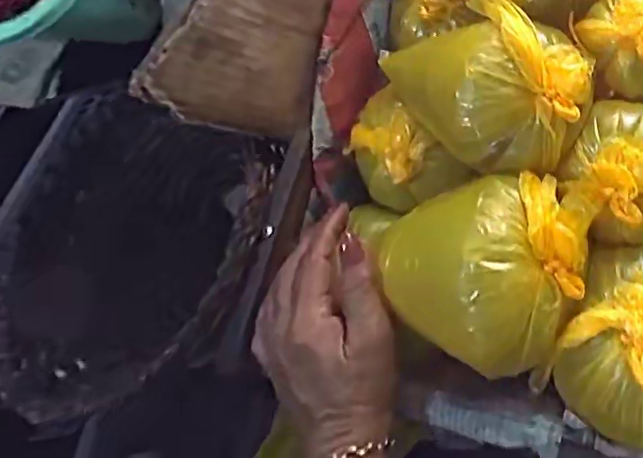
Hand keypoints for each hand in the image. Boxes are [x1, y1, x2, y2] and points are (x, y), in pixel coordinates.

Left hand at [254, 205, 395, 456]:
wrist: (343, 441)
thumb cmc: (365, 386)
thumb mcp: (373, 336)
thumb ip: (359, 287)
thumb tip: (351, 243)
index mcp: (302, 321)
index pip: (310, 261)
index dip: (326, 231)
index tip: (343, 207)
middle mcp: (277, 328)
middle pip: (290, 270)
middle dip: (311, 238)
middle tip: (334, 218)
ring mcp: (269, 344)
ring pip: (276, 285)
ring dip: (297, 256)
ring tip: (319, 238)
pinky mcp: (270, 356)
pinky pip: (270, 304)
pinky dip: (284, 280)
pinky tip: (295, 277)